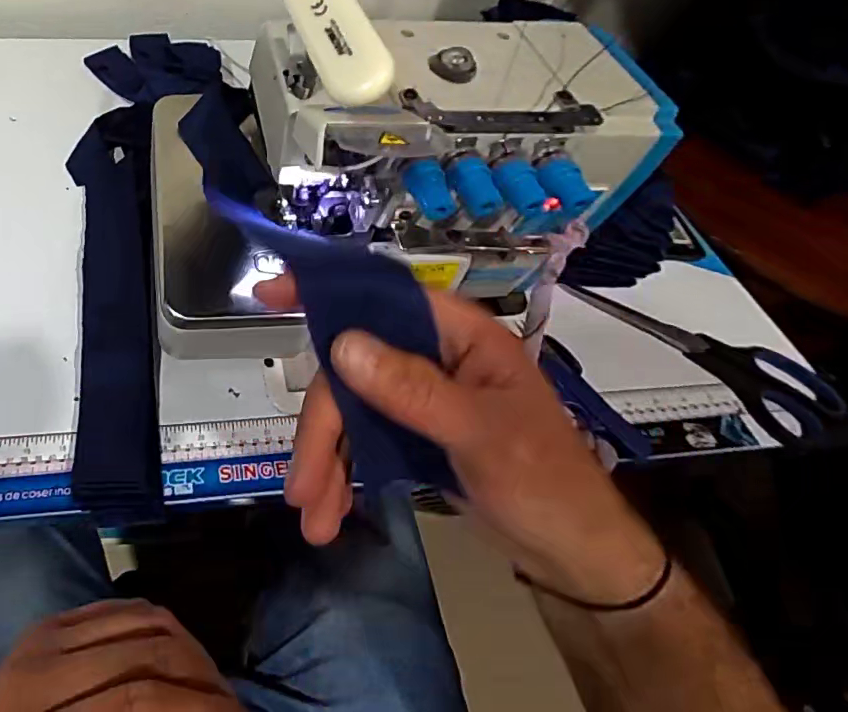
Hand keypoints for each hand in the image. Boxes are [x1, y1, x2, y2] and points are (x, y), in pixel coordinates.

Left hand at [0, 600, 240, 711]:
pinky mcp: (46, 624)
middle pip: (147, 652)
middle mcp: (41, 667)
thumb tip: (200, 707)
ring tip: (209, 676)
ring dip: (186, 646)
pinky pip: (117, 607)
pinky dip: (154, 623)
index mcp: (42, 710)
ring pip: (139, 618)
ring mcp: (42, 638)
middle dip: (199, 677)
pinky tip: (174, 646)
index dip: (196, 708)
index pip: (141, 699)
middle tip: (231, 699)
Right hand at [256, 275, 664, 603]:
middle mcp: (429, 354)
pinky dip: (342, 472)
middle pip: (350, 368)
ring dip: (327, 460)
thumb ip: (412, 389)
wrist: (577, 558)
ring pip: (348, 408)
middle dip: (323, 429)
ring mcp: (417, 393)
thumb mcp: (481, 434)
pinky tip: (331, 511)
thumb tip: (341, 344)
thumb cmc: (547, 483)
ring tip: (314, 516)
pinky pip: (360, 438)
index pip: (382, 295)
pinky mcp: (409, 430)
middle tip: (302, 486)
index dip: (326, 289)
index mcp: (456, 333)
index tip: (270, 293)